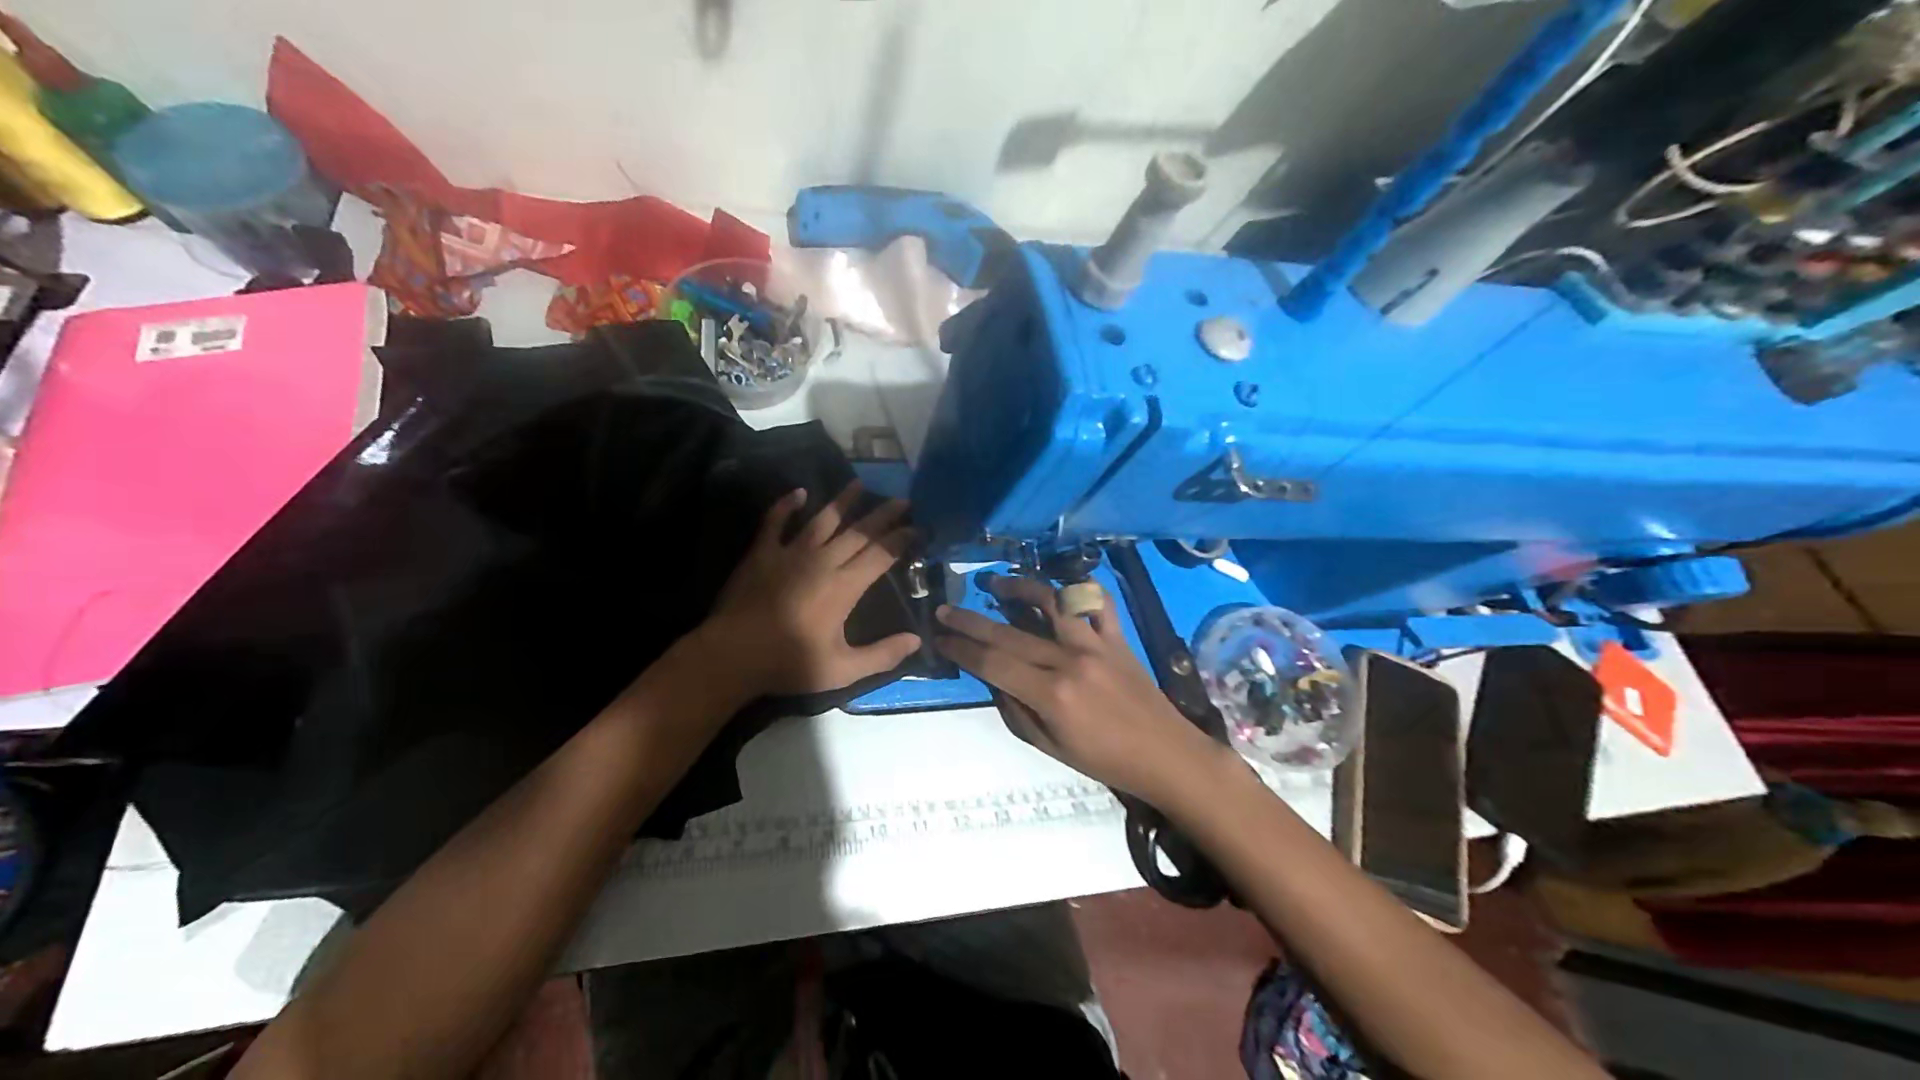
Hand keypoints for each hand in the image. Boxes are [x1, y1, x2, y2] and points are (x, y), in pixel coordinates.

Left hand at [697, 483, 921, 698]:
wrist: (732, 655)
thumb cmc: (789, 664)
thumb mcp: (842, 669)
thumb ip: (882, 655)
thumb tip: (917, 640)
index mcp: (844, 587)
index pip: (881, 555)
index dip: (901, 539)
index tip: (918, 528)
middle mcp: (822, 561)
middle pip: (859, 532)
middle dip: (883, 514)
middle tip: (902, 499)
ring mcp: (790, 553)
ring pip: (823, 520)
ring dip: (843, 501)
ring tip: (859, 484)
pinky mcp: (761, 553)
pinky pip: (775, 521)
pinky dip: (786, 505)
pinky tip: (798, 493)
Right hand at [934, 575, 1232, 807]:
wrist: (1166, 755)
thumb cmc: (1105, 761)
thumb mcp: (1050, 747)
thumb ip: (1016, 711)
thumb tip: (992, 679)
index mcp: (1050, 695)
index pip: (992, 663)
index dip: (961, 649)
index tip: (940, 638)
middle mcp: (1069, 661)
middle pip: (1009, 633)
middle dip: (970, 621)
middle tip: (945, 610)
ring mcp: (1096, 644)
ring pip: (1050, 602)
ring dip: (1018, 588)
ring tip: (996, 585)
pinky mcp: (1118, 637)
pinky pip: (1097, 602)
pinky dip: (1076, 588)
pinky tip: (1056, 588)